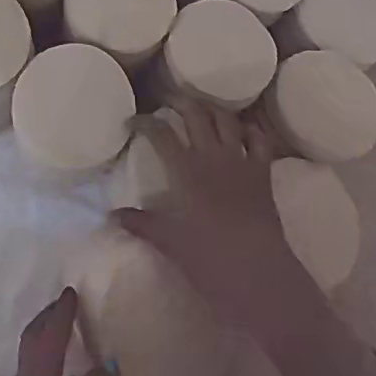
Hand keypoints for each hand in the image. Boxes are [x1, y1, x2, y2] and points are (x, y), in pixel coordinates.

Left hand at [0, 288, 117, 375]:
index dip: (61, 311)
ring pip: (37, 370)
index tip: (69, 289)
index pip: (50, 333)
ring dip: (50, 351)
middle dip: (47, 322)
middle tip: (60, 306)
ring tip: (67, 345)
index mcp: (36, 375)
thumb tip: (111, 363)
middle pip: (35, 345)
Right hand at [114, 101, 331, 359]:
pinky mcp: (263, 172)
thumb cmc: (210, 260)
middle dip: (179, 102)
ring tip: (201, 107)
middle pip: (195, 114)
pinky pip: (259, 140)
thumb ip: (142, 224)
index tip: (132, 121)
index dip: (144, 122)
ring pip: (226, 120)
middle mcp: (213, 157)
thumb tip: (112, 215)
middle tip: (166, 102)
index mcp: (186, 171)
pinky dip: (250, 129)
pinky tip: (242, 129)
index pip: (161, 134)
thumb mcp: (170, 243)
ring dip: (212, 109)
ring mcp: (241, 161)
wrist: (260, 274)